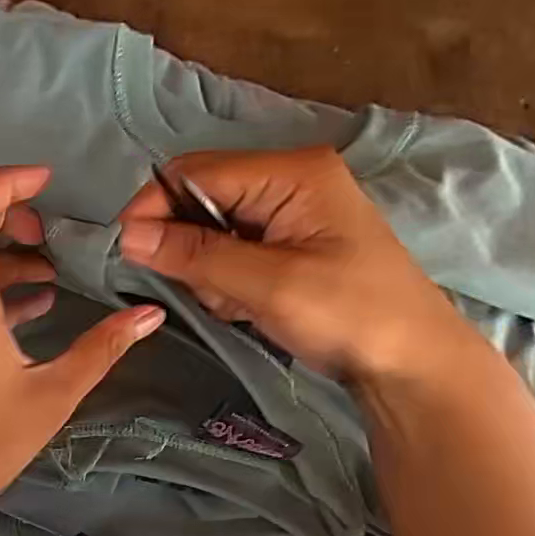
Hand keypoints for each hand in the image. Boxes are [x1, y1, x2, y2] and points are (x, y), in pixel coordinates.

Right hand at [116, 147, 478, 383]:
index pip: (196, 173)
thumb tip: (127, 235)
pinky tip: (246, 305)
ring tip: (238, 303)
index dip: (153, 206)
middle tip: (207, 289)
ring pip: (206, 232)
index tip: (127, 250)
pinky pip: (225, 253)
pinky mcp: (281, 243)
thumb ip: (196, 255)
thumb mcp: (267, 285)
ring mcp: (284, 214)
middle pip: (198, 200)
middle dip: (187, 247)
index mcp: (292, 173)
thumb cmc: (349, 315)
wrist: (408, 362)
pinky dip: (221, 282)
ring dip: (206, 271)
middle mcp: (286, 182)